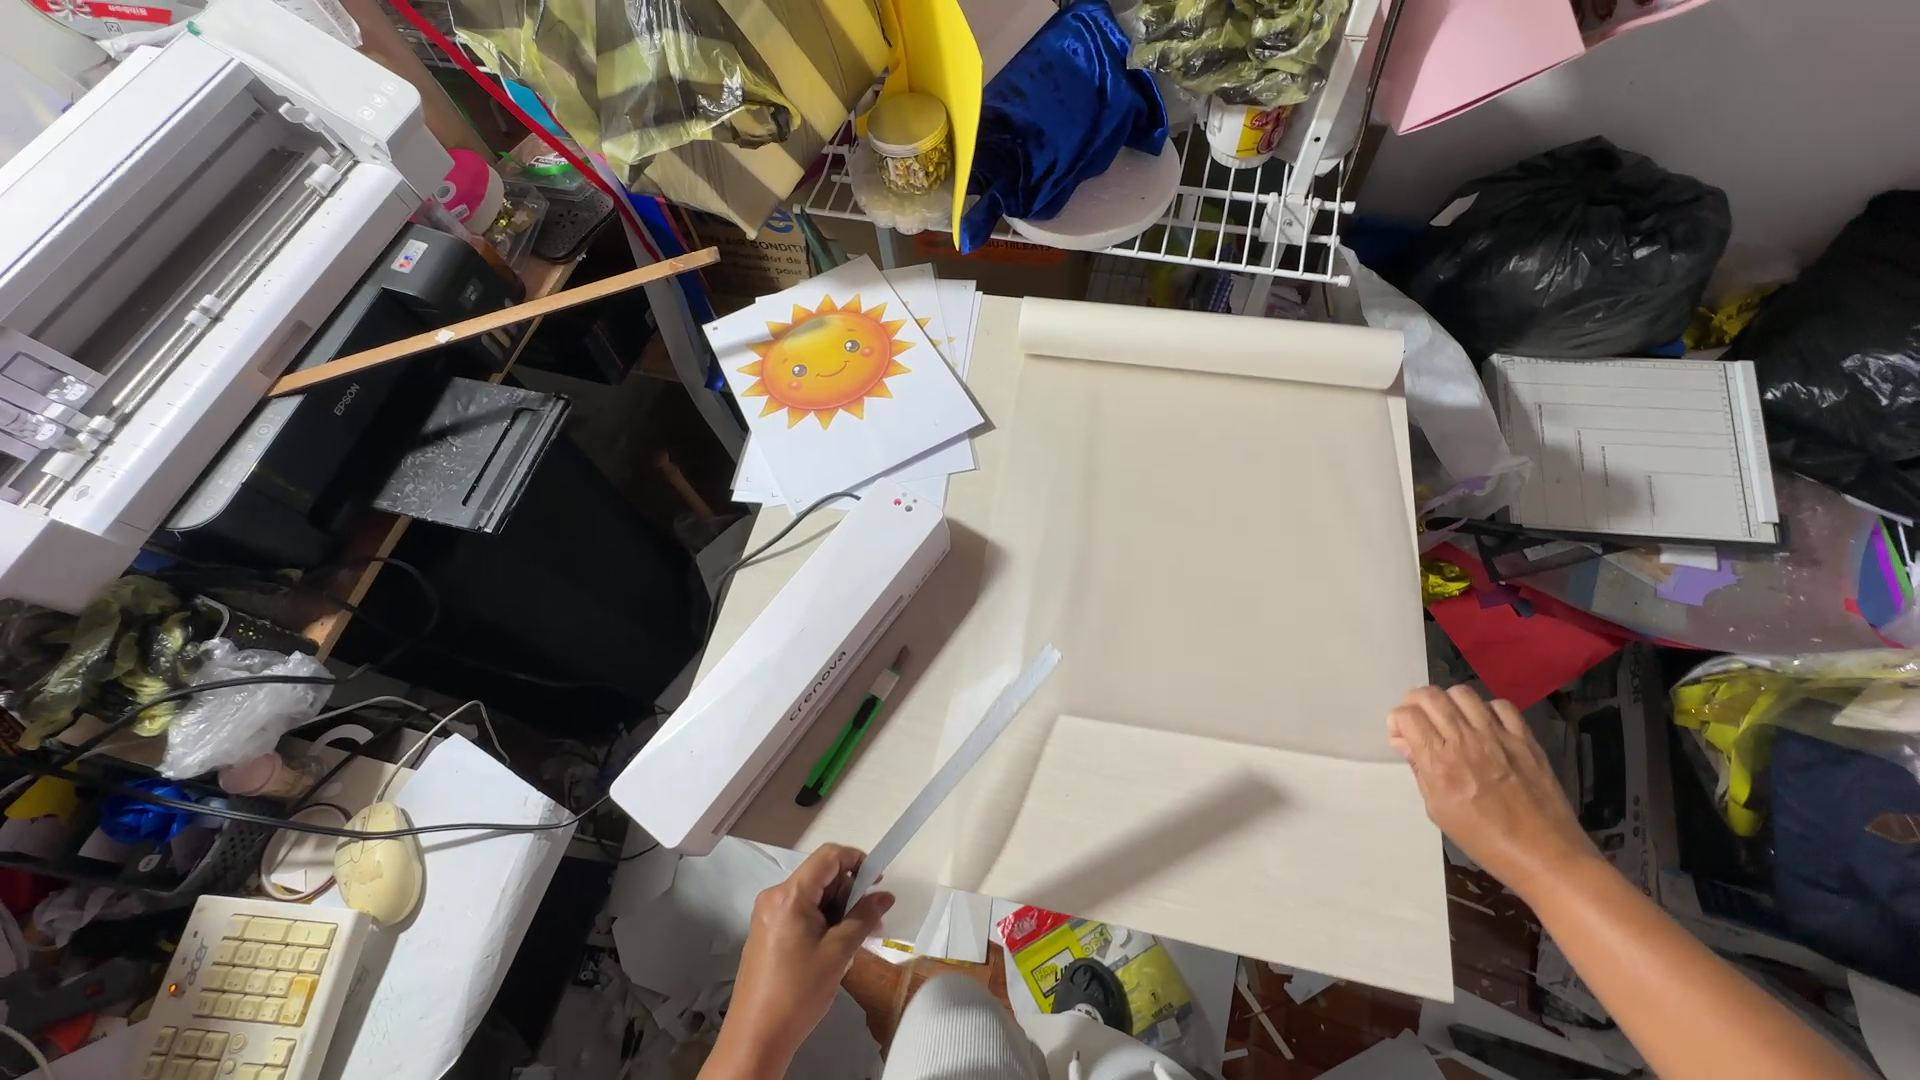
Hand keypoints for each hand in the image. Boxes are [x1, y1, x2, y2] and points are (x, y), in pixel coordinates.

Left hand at [720, 844, 893, 1068]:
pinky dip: (822, 920)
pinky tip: (836, 945)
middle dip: (849, 890)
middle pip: (820, 875)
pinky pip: (800, 912)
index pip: (828, 856)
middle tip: (872, 917)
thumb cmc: (798, 992)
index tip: (877, 882)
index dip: (856, 860)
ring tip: (858, 936)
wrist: (755, 1038)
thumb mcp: (838, 953)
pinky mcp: (767, 932)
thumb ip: (864, 917)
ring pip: (812, 896)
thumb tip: (885, 896)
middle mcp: (774, 897)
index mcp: (789, 895)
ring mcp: (767, 915)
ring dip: (838, 908)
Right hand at [1389, 685, 1601, 899]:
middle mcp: (1465, 741)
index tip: (1403, 737)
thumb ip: (1420, 770)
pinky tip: (1485, 727)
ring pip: (1463, 694)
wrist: (1545, 855)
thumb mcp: (1438, 810)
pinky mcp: (1526, 739)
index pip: (1406, 715)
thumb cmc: (1484, 839)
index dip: (1397, 721)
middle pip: (1430, 696)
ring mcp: (1498, 737)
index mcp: (1439, 762)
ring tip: (1452, 721)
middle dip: (1415, 703)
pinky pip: (1501, 705)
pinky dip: (1486, 710)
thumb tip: (1406, 744)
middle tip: (1420, 722)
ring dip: (1449, 702)